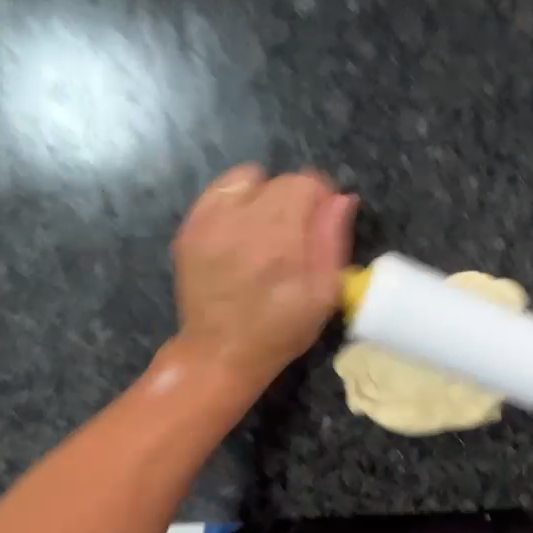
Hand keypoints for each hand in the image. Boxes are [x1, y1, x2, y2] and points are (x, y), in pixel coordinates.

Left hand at [171, 164, 358, 386]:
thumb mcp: (324, 293)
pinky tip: (240, 231)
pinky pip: (218, 192)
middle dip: (294, 200)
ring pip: (246, 179)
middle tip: (296, 235)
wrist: (221, 352)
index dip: (322, 198)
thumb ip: (333, 240)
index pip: (307, 182)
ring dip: (263, 196)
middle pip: (278, 180)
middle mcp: (243, 217)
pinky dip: (234, 202)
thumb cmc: (281, 330)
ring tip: (265, 230)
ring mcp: (211, 220)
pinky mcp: (190, 227)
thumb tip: (341, 199)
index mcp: (281, 234)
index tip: (324, 220)